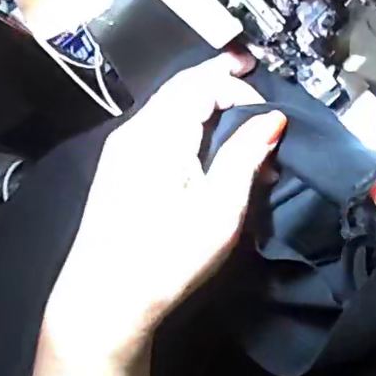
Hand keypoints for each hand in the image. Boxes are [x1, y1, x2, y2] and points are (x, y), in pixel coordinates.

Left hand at [41, 52, 285, 375]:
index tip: (269, 114)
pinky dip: (189, 120)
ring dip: (205, 99)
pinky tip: (207, 142)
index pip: (202, 83)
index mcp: (159, 136)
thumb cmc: (165, 259)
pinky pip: (160, 124)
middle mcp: (135, 132)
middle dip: (219, 77)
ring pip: (169, 103)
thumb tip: (272, 119)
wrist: (103, 301)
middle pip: (182, 85)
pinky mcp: (119, 167)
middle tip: (251, 74)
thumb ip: (246, 155)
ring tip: (238, 114)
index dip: (239, 86)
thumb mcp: (220, 208)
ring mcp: (122, 148)